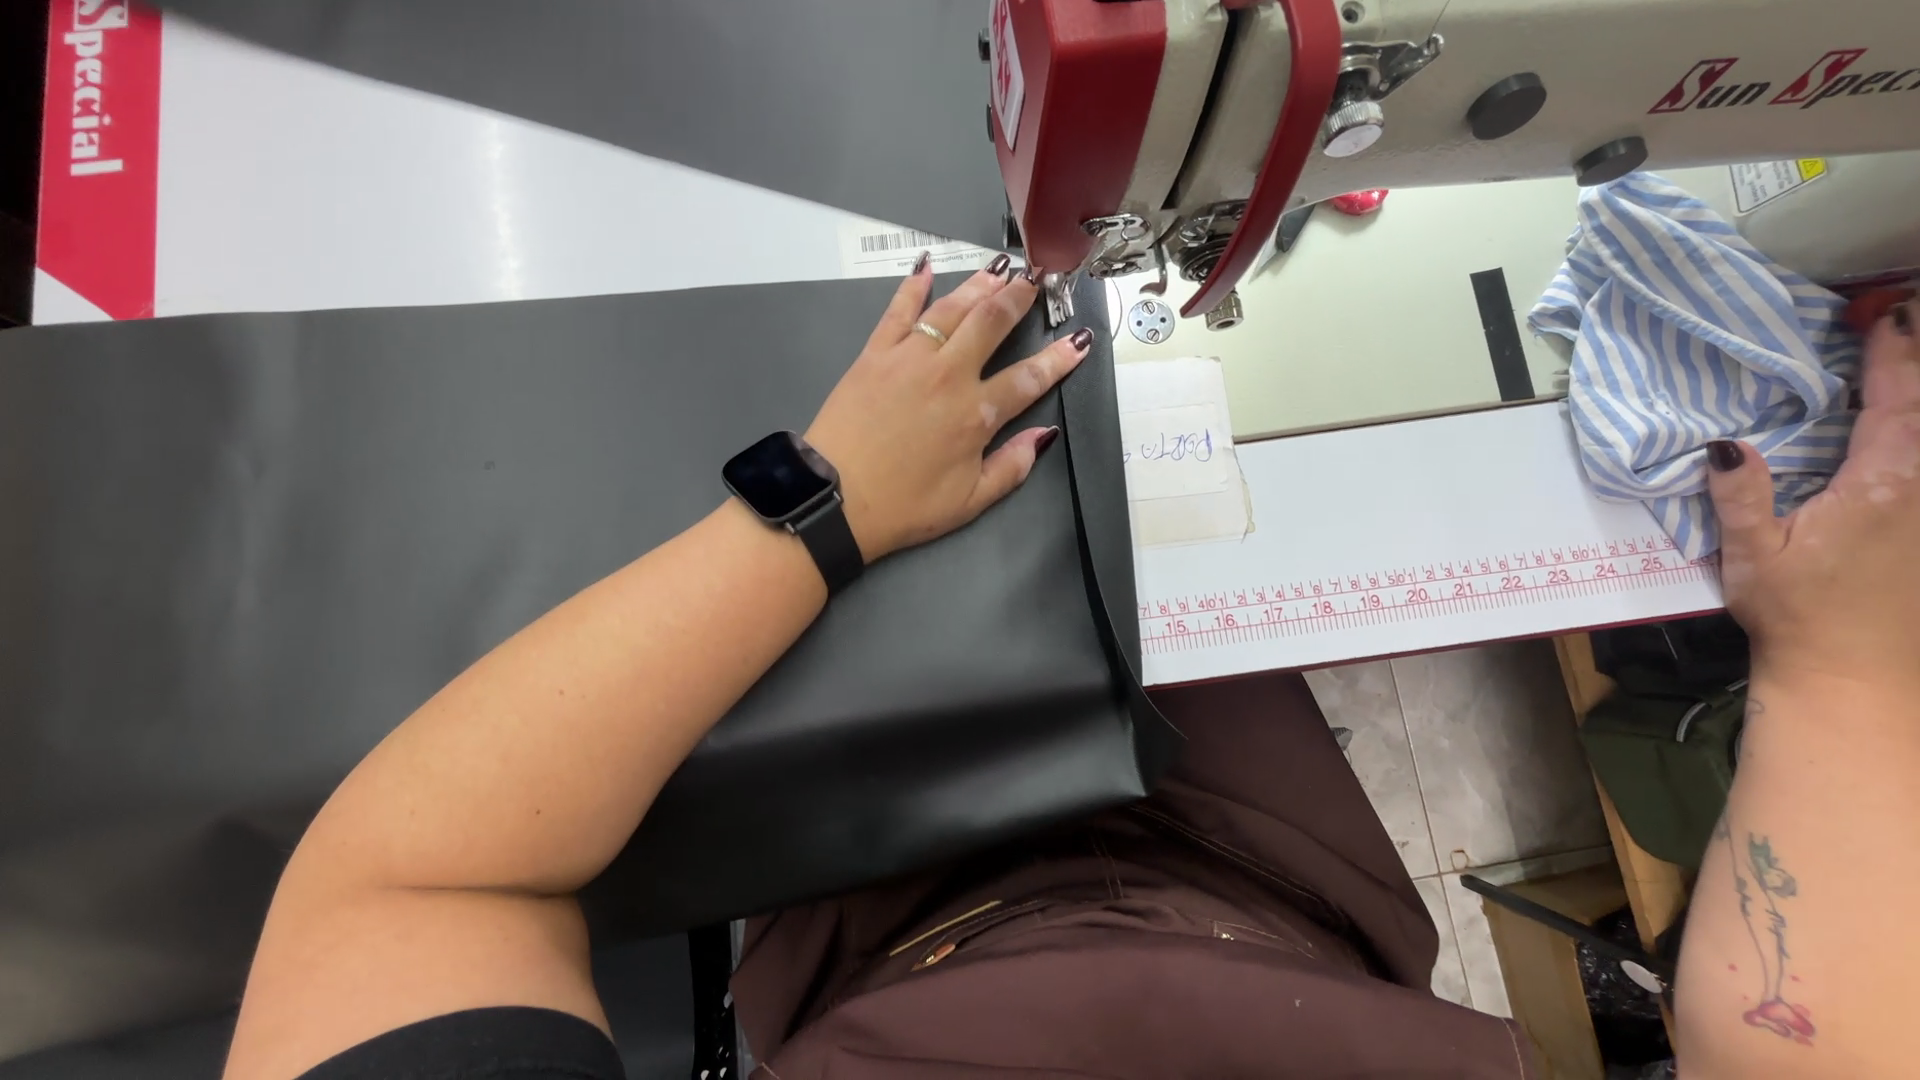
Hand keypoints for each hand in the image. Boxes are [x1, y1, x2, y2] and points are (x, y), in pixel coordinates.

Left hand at [804, 256, 1092, 560]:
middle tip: (1035, 281)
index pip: (1030, 378)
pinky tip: (926, 267)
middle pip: (992, 323)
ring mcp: (910, 359)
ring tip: (1000, 268)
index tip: (1078, 340)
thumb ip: (1012, 467)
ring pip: (952, 309)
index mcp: (976, 415)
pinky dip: (913, 286)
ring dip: (979, 285)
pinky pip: (898, 311)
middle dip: (1019, 298)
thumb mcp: (970, 502)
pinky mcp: (874, 354)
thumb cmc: (904, 507)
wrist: (837, 500)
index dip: (1060, 359)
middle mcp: (949, 375)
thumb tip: (1044, 436)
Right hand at [1707, 303, 1919, 685]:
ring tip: (1911, 369)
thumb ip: (1742, 495)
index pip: (1893, 406)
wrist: (1854, 670)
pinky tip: (1904, 432)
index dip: (1894, 358)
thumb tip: (1728, 441)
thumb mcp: (1752, 554)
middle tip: (1914, 321)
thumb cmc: (1795, 610)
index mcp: (1878, 487)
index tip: (1890, 315)